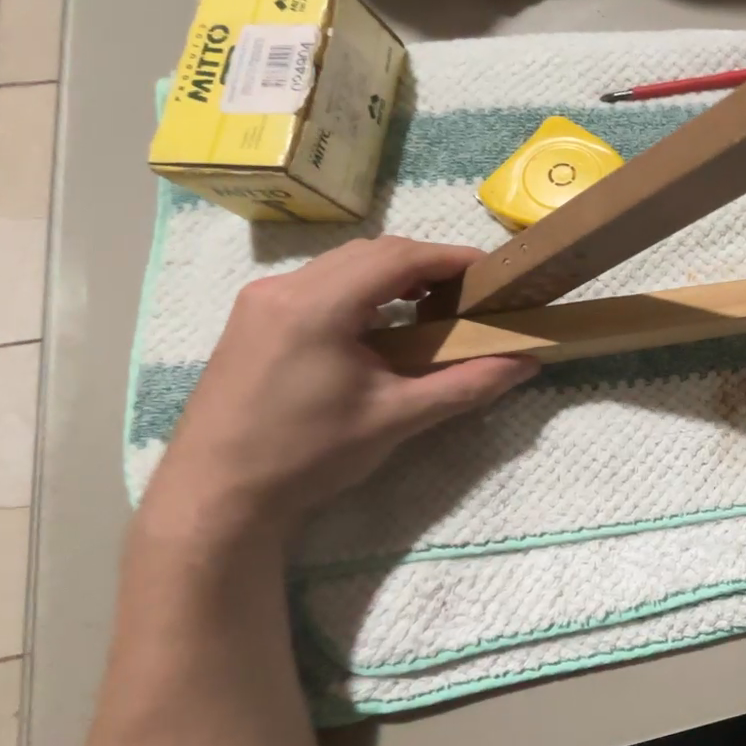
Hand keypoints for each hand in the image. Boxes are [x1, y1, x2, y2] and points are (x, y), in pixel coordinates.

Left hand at [145, 237, 537, 531]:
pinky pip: (321, 282)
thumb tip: (528, 363)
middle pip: (371, 252)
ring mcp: (262, 301)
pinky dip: (365, 288)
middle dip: (428, 263)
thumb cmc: (310, 453)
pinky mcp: (255, 319)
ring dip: (395, 273)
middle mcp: (283, 289)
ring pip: (344, 263)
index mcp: (317, 307)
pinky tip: (386, 321)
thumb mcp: (400, 417)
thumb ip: (469, 384)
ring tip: (436, 304)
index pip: (398, 258)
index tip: (494, 272)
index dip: (451, 258)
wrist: (217, 493)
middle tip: (472, 291)